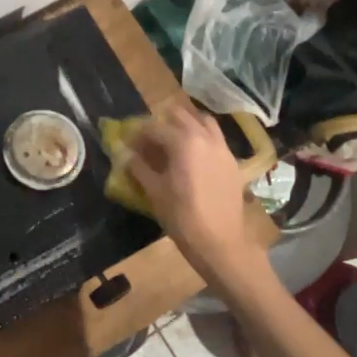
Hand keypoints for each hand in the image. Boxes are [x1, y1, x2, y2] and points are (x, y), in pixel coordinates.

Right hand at [126, 104, 259, 281]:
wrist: (220, 242)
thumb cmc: (182, 217)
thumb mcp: (154, 192)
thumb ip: (139, 167)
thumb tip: (125, 154)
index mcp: (184, 142)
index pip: (155, 127)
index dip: (138, 133)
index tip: (128, 143)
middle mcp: (205, 137)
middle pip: (181, 115)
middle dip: (162, 122)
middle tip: (149, 139)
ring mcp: (222, 148)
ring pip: (202, 121)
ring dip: (185, 123)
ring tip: (173, 139)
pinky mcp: (232, 161)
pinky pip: (215, 137)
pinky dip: (201, 136)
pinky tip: (192, 155)